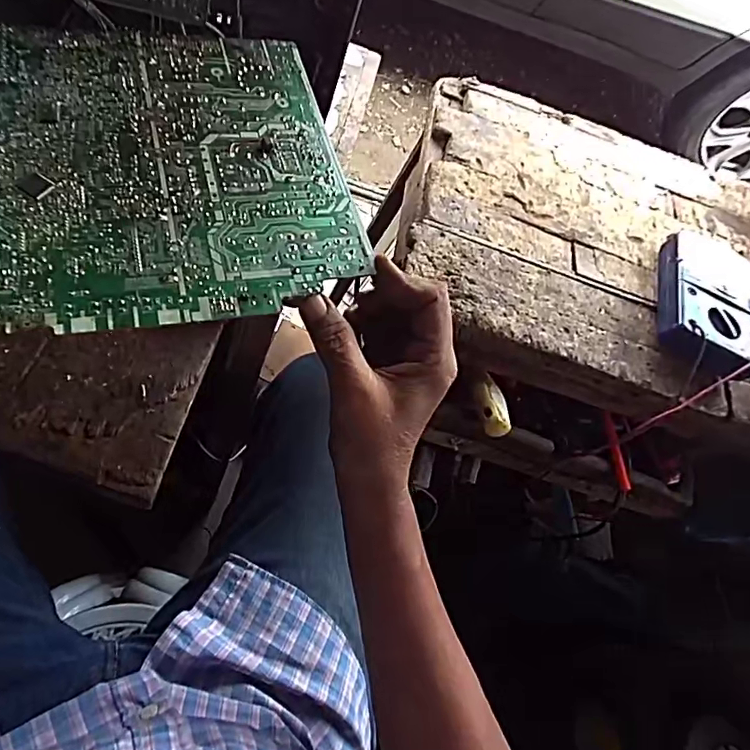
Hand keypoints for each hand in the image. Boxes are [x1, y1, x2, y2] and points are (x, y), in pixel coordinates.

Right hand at [296, 255, 456, 488]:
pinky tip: (335, 331)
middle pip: (409, 302)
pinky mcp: (386, 364)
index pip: (430, 301)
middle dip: (377, 296)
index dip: (402, 280)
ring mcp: (406, 358)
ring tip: (336, 320)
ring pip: (389, 314)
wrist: (367, 480)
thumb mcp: (351, 388)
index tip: (370, 268)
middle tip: (345, 296)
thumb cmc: (373, 447)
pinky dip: (354, 325)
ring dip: (362, 310)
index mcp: (435, 360)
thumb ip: (334, 340)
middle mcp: (426, 355)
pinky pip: (374, 330)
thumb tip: (314, 300)